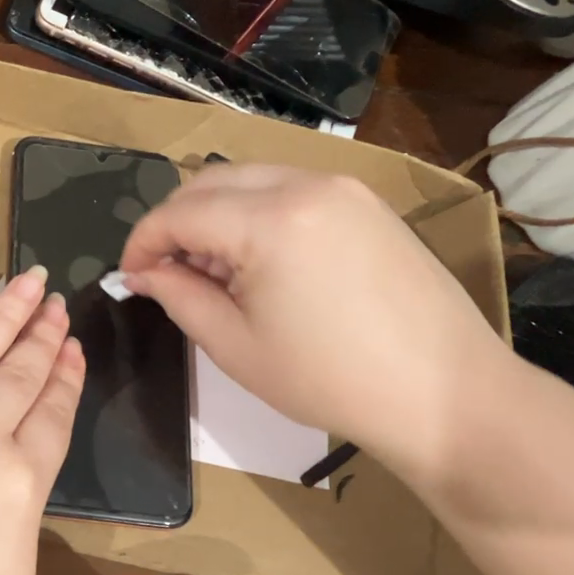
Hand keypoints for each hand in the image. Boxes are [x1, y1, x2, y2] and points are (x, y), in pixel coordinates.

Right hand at [119, 164, 511, 473]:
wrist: (444, 394)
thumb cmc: (328, 380)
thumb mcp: (234, 345)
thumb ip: (178, 296)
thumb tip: (143, 274)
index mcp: (270, 221)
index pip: (179, 212)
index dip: (142, 243)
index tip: (129, 277)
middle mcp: (306, 185)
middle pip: (209, 182)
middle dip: (174, 222)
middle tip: (164, 273)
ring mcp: (343, 189)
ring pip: (248, 180)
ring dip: (213, 216)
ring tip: (212, 273)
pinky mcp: (366, 203)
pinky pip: (288, 191)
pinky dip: (254, 215)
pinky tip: (258, 265)